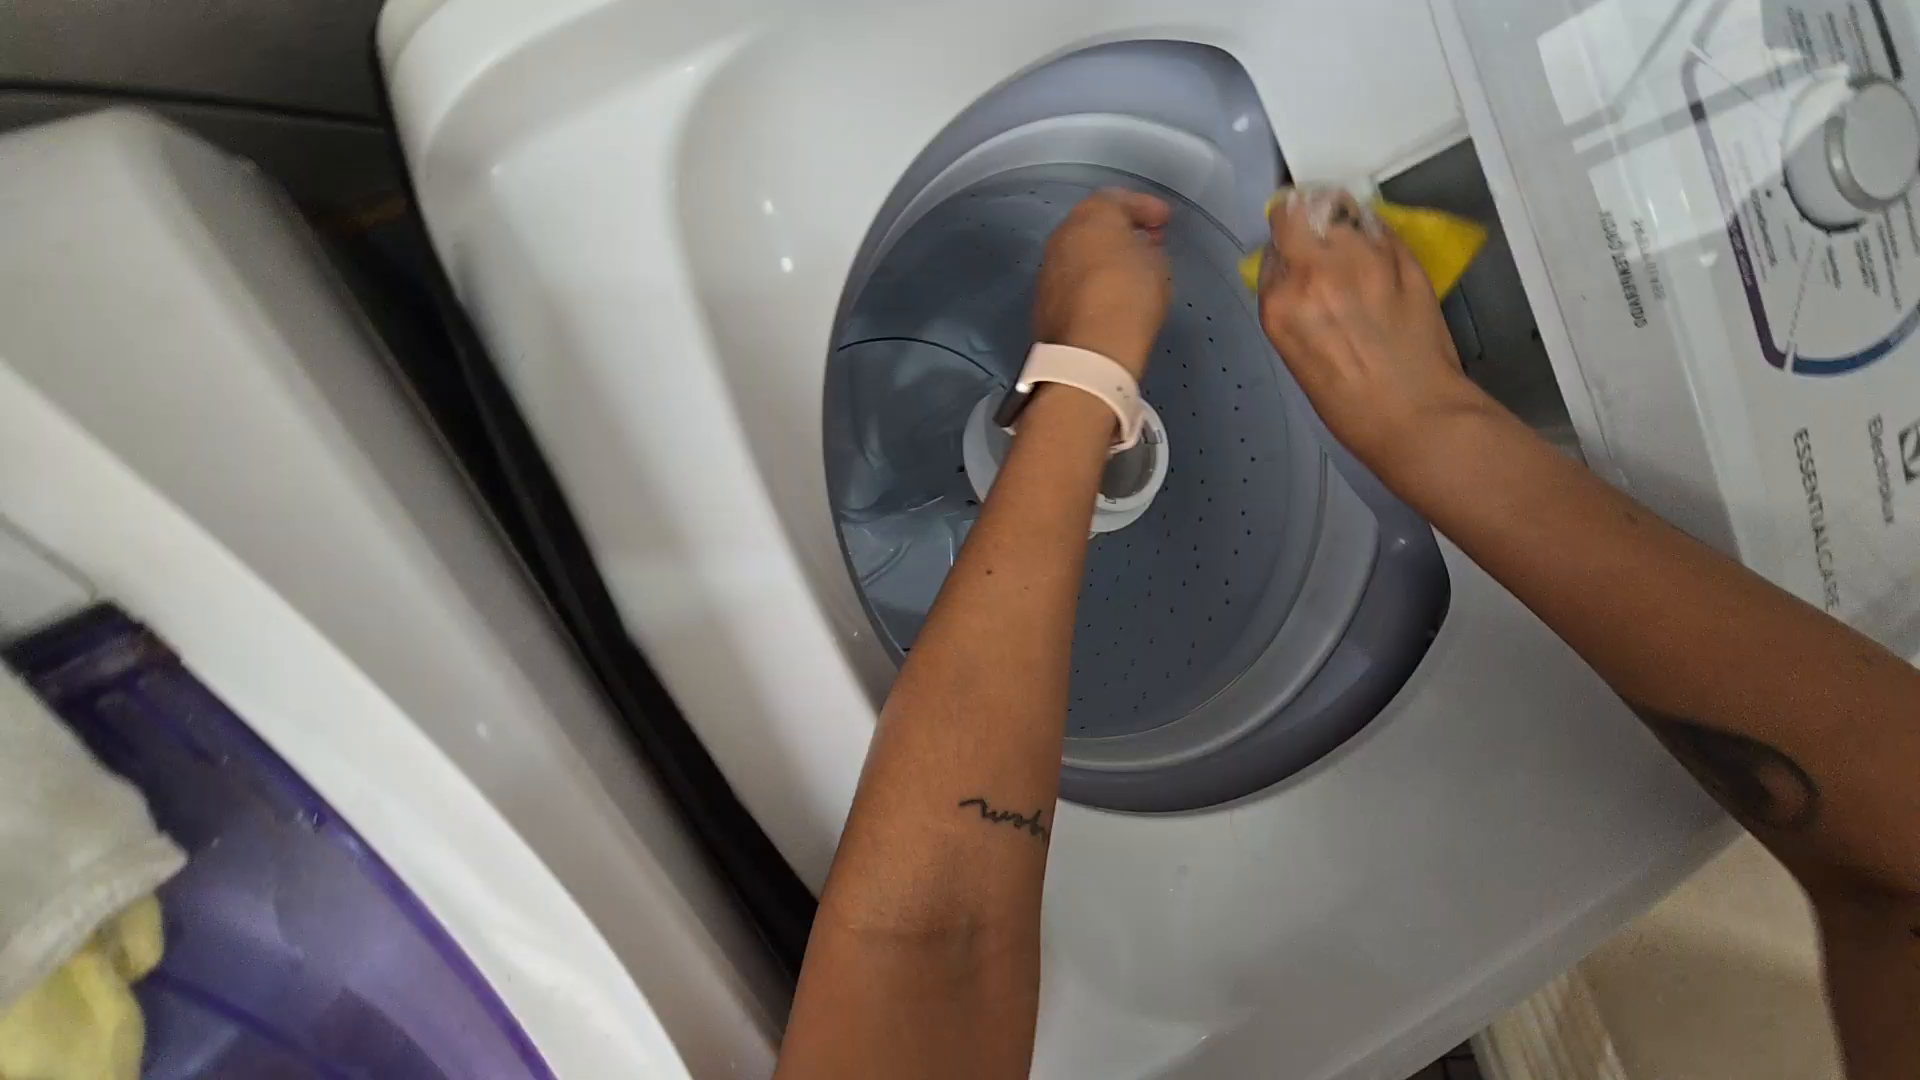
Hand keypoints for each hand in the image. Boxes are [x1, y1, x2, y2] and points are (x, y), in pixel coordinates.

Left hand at [1033, 189, 1172, 379]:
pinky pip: (1070, 283)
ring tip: (1126, 272)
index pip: (1119, 199)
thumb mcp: (1157, 266)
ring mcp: (1047, 271)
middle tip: (1145, 242)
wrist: (1088, 352)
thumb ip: (1147, 250)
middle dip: (1119, 232)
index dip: (1146, 208)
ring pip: (1077, 255)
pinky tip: (1104, 297)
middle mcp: (1061, 237)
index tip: (1163, 220)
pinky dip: (1086, 284)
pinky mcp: (1042, 303)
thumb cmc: (1129, 297)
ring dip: (1100, 258)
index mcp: (1090, 216)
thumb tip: (1137, 253)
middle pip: (1092, 225)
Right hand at [1256, 186, 1488, 470]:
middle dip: (1303, 217)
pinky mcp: (1402, 255)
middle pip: (1296, 213)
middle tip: (1317, 232)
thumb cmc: (1345, 402)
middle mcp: (1313, 271)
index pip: (1269, 253)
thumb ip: (1293, 306)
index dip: (1282, 253)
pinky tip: (1379, 261)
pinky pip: (1378, 227)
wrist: (1413, 412)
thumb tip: (1299, 276)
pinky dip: (1374, 235)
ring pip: (1340, 212)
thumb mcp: (1296, 353)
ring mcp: (1361, 258)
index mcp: (1279, 305)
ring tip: (1354, 253)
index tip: (1293, 259)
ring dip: (1342, 225)